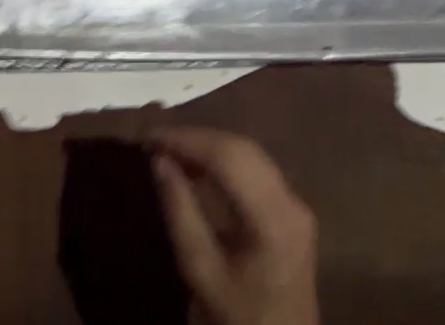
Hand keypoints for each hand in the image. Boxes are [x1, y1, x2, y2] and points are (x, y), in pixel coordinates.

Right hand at [151, 128, 319, 324]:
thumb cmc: (237, 315)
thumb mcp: (199, 267)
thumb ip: (179, 209)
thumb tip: (159, 160)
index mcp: (273, 220)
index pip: (228, 158)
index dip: (186, 140)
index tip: (148, 138)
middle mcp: (291, 204)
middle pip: (241, 149)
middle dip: (195, 138)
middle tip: (154, 142)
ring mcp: (295, 207)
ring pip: (248, 154)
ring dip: (207, 146)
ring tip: (169, 151)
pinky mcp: (290, 213)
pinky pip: (254, 169)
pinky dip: (221, 160)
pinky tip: (195, 167)